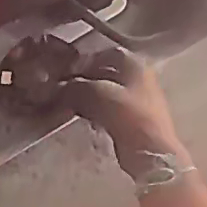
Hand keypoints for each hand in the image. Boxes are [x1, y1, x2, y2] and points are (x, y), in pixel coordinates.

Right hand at [63, 47, 187, 171]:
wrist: (150, 152)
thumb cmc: (129, 117)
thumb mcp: (99, 95)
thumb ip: (76, 87)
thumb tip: (57, 88)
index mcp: (136, 65)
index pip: (106, 53)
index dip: (85, 60)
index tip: (65, 70)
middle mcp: (138, 78)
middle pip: (105, 72)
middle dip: (82, 79)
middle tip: (61, 87)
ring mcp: (135, 100)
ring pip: (103, 91)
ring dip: (85, 96)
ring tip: (65, 102)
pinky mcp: (130, 119)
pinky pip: (105, 108)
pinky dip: (91, 109)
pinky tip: (78, 116)